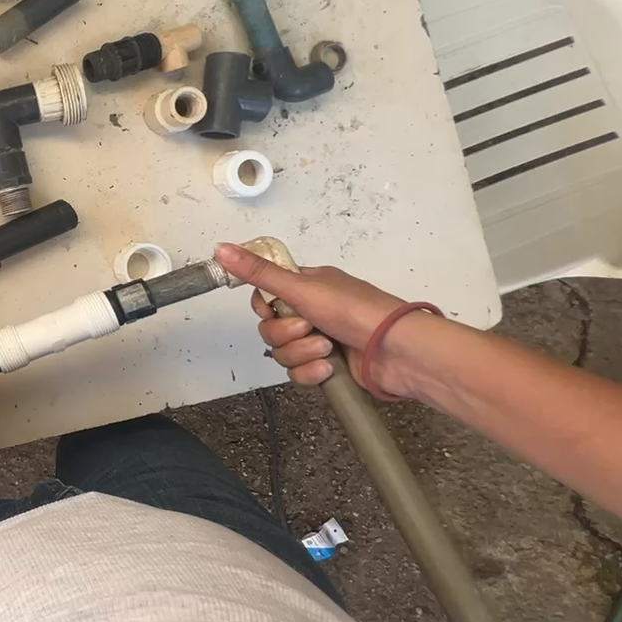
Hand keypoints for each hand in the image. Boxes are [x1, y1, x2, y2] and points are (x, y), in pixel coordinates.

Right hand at [213, 243, 413, 397]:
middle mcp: (313, 312)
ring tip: (327, 349)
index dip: (263, 307)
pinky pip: (298, 373)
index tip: (271, 309)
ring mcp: (320, 340)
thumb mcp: (301, 287)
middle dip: (285, 333)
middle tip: (308, 328)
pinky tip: (329, 367)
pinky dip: (311, 372)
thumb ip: (258, 272)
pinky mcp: (328, 367)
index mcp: (308, 287)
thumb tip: (220, 248)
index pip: (265, 296)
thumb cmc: (357, 311)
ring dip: (301, 352)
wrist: (400, 352)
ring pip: (282, 351)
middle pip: (270, 327)